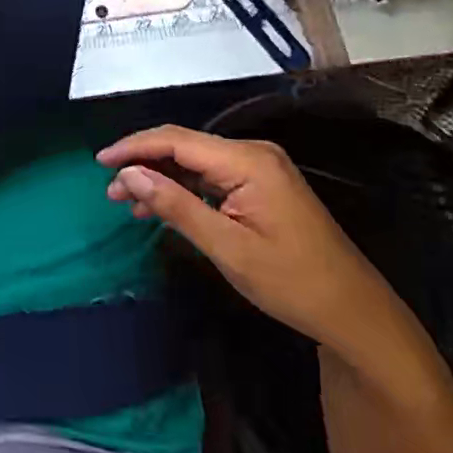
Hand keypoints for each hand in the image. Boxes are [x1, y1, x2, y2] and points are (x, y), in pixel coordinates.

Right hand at [98, 126, 403, 356]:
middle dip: (143, 163)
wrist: (352, 312)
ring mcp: (258, 167)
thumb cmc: (291, 282)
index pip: (176, 141)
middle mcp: (252, 153)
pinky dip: (182, 188)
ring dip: (160, 177)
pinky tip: (159, 205)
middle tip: (111, 191)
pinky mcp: (260, 184)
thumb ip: (175, 206)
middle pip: (183, 146)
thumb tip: (129, 175)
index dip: (134, 147)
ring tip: (126, 201)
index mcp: (248, 161)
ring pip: (193, 161)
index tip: (100, 162)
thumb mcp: (227, 247)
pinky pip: (210, 176)